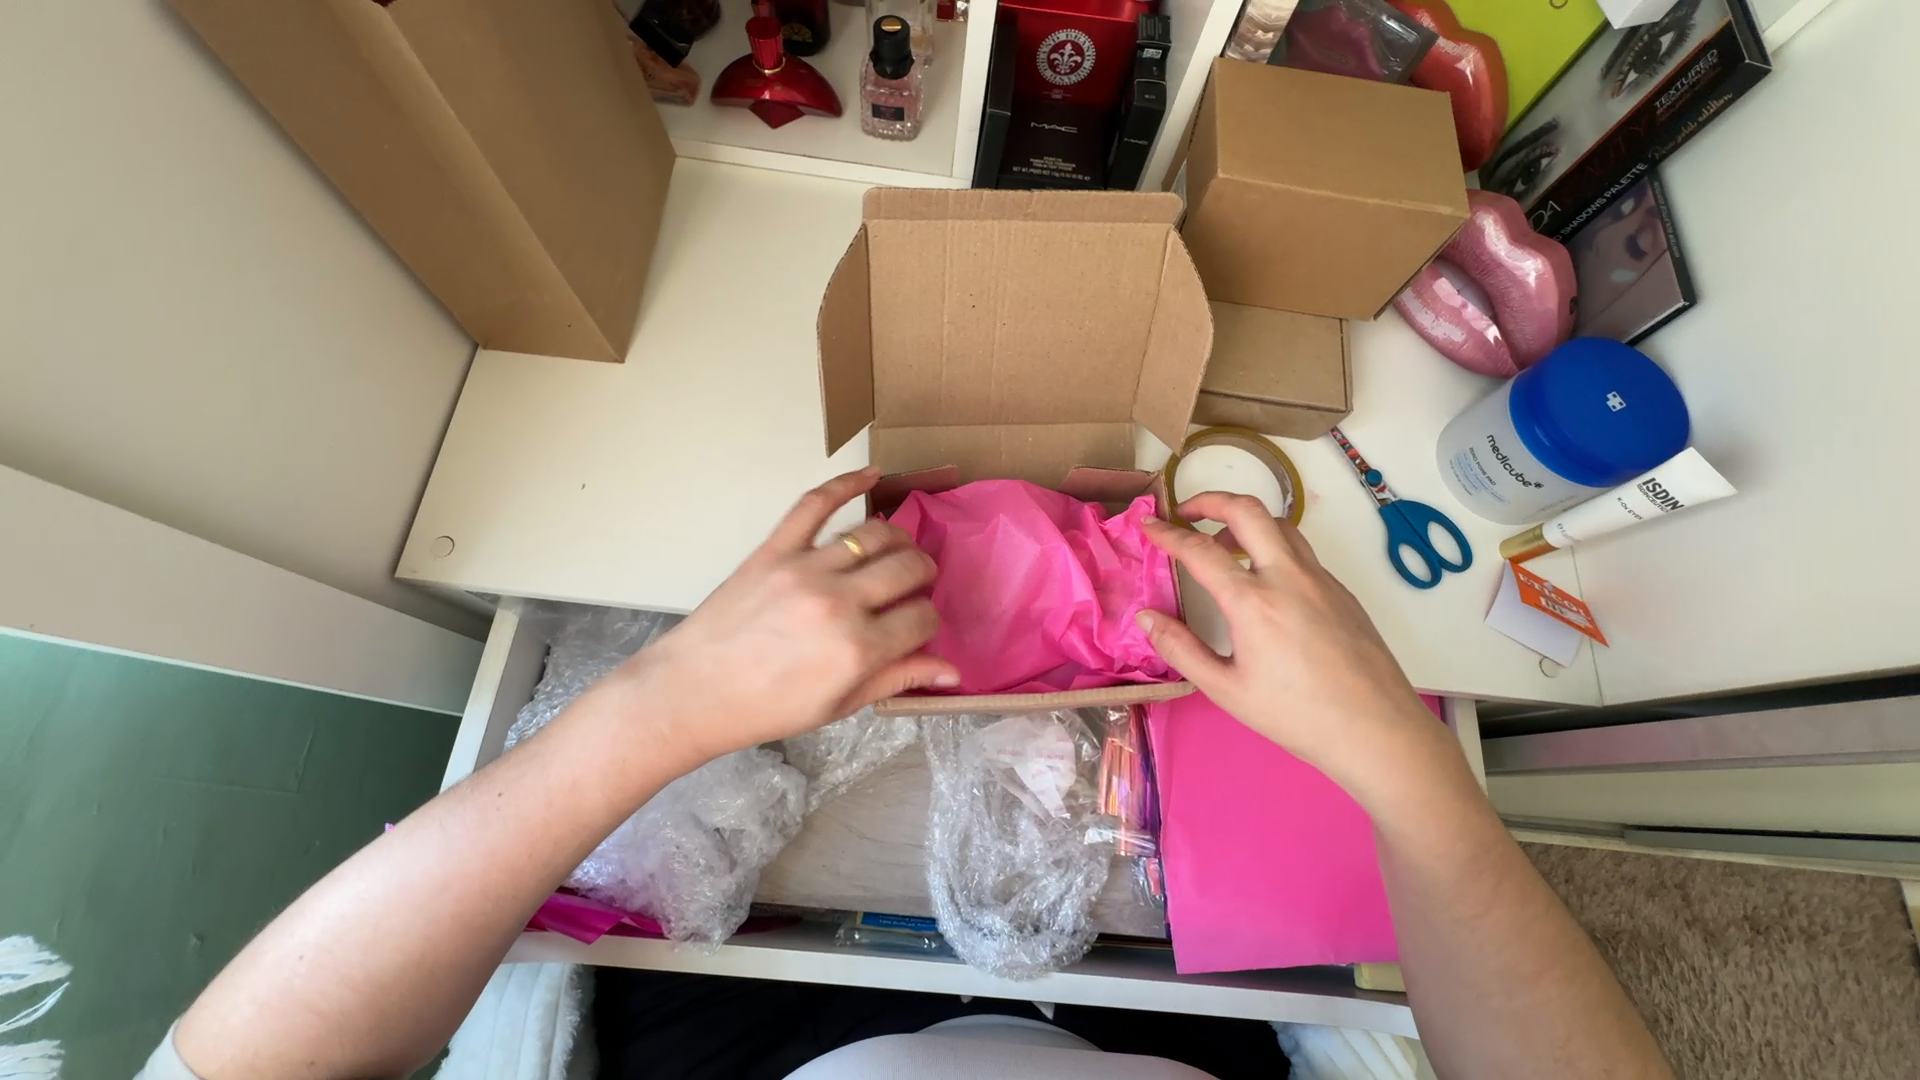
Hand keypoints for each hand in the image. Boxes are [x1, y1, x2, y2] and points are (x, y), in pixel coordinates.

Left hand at [605, 467, 959, 763]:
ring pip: (876, 534)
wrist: (694, 691)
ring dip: (900, 540)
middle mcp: (840, 602)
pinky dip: (847, 484)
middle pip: (909, 569)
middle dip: (924, 575)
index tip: (918, 626)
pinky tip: (873, 474)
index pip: (923, 617)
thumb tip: (953, 669)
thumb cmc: (768, 708)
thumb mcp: (839, 705)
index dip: (929, 621)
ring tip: (900, 551)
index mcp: (859, 649)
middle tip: (917, 584)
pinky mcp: (775, 549)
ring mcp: (806, 569)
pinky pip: (816, 504)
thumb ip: (897, 679)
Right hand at [1134, 493, 1446, 789]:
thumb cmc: (1295, 716)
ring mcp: (1320, 579)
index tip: (1148, 525)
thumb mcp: (1225, 690)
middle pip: (1248, 510)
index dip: (1167, 534)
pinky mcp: (1341, 590)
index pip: (1200, 550)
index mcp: (1253, 602)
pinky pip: (1301, 551)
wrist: (1377, 731)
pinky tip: (1263, 580)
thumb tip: (1146, 617)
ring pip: (1280, 524)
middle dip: (1210, 500)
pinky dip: (1272, 546)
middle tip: (1185, 513)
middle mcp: (1288, 577)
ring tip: (1221, 545)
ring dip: (1245, 521)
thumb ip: (1180, 649)